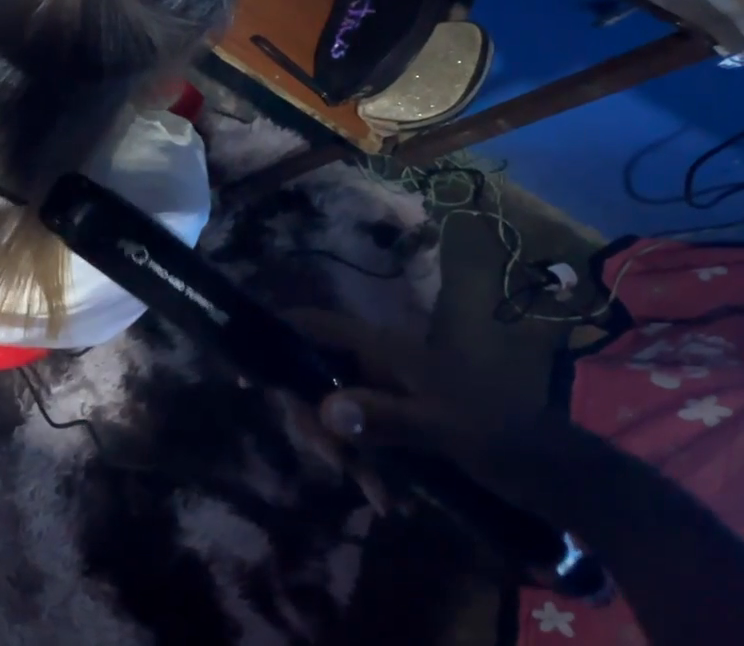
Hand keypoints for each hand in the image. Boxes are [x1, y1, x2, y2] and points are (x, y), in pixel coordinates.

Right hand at [286, 310, 565, 512]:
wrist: (576, 482)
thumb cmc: (507, 442)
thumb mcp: (446, 431)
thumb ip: (383, 417)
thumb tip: (320, 410)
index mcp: (387, 350)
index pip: (313, 324)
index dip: (273, 337)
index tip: (245, 372)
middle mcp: (381, 364)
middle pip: (315, 375)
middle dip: (313, 419)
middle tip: (331, 460)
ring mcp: (392, 394)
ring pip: (336, 410)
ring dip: (343, 450)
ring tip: (372, 490)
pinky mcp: (404, 423)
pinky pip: (362, 435)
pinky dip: (365, 463)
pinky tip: (386, 497)